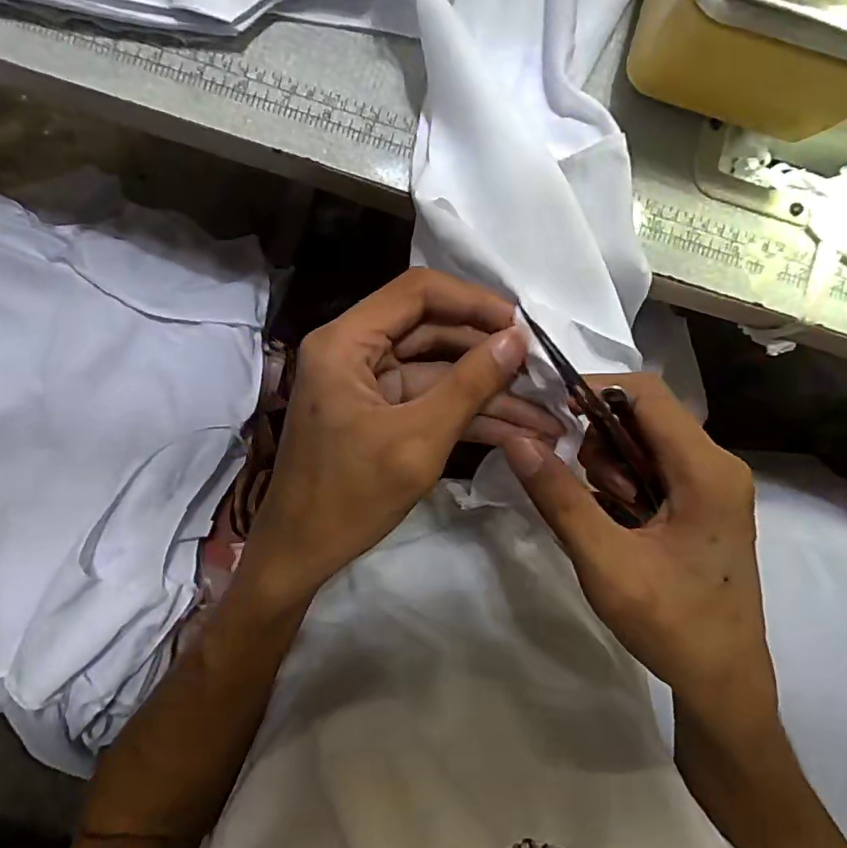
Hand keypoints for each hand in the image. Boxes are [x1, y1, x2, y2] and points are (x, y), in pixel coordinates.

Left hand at [244, 269, 530, 600]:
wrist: (300, 555)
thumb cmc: (350, 497)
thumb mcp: (418, 440)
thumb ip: (470, 384)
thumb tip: (517, 339)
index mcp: (346, 342)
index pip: (417, 292)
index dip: (473, 301)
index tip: (521, 326)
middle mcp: (354, 351)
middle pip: (432, 328)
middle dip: (488, 351)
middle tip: (542, 369)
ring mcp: (368, 383)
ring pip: (438, 368)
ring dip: (488, 389)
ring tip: (546, 410)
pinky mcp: (381, 413)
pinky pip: (430, 399)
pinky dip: (469, 413)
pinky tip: (519, 430)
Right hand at [503, 373, 769, 708]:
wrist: (723, 681)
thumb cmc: (670, 623)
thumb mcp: (605, 560)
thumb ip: (559, 497)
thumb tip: (517, 440)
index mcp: (706, 470)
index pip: (646, 393)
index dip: (594, 389)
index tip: (551, 412)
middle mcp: (718, 465)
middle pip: (646, 415)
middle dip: (601, 439)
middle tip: (584, 488)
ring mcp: (716, 484)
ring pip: (647, 441)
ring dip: (611, 463)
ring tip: (606, 515)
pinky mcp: (706, 503)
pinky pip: (656, 467)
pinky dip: (626, 481)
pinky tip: (619, 521)